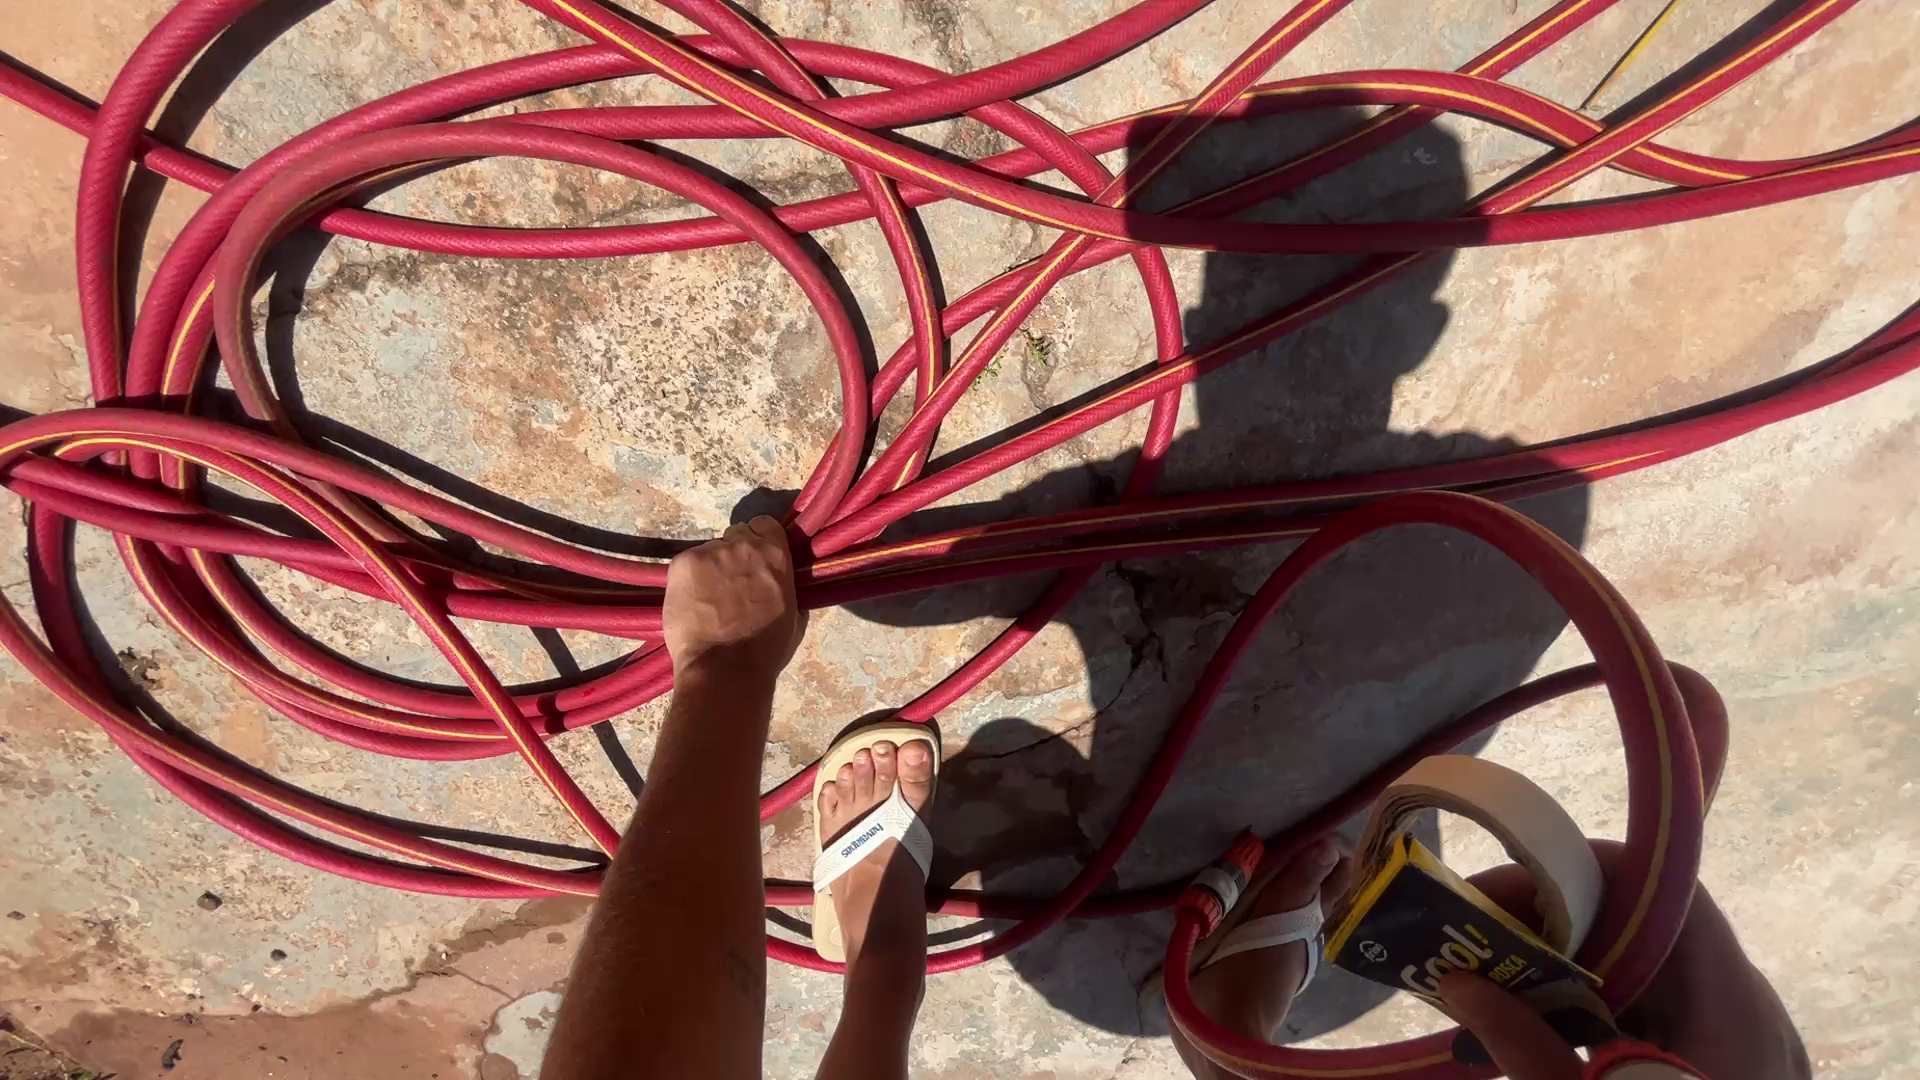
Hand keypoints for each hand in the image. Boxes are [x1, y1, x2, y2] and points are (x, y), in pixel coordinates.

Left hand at [662, 516, 803, 683]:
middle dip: (734, 554)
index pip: (765, 524)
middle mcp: (743, 544)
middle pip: (735, 536)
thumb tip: (777, 579)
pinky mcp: (682, 563)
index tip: (755, 559)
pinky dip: (690, 580)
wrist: (724, 667)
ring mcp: (710, 551)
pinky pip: (687, 564)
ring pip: (709, 552)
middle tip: (731, 583)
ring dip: (711, 568)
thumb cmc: (766, 648)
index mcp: (775, 553)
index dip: (759, 540)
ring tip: (709, 599)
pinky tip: (694, 603)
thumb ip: (784, 583)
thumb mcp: (793, 611)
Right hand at [1447, 842, 1809, 1079]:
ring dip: (1552, 952)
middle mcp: (1744, 1007)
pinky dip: (1580, 990)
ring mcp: (1736, 1034)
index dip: (1580, 866)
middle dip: (1541, 914)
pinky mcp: (1717, 1058)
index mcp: (1733, 1010)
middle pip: (1633, 920)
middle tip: (1470, 928)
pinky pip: (1641, 994)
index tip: (1501, 880)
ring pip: (1631, 956)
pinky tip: (1536, 1015)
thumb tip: (1453, 980)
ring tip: (1487, 970)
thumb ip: (1525, 1049)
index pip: (1662, 891)